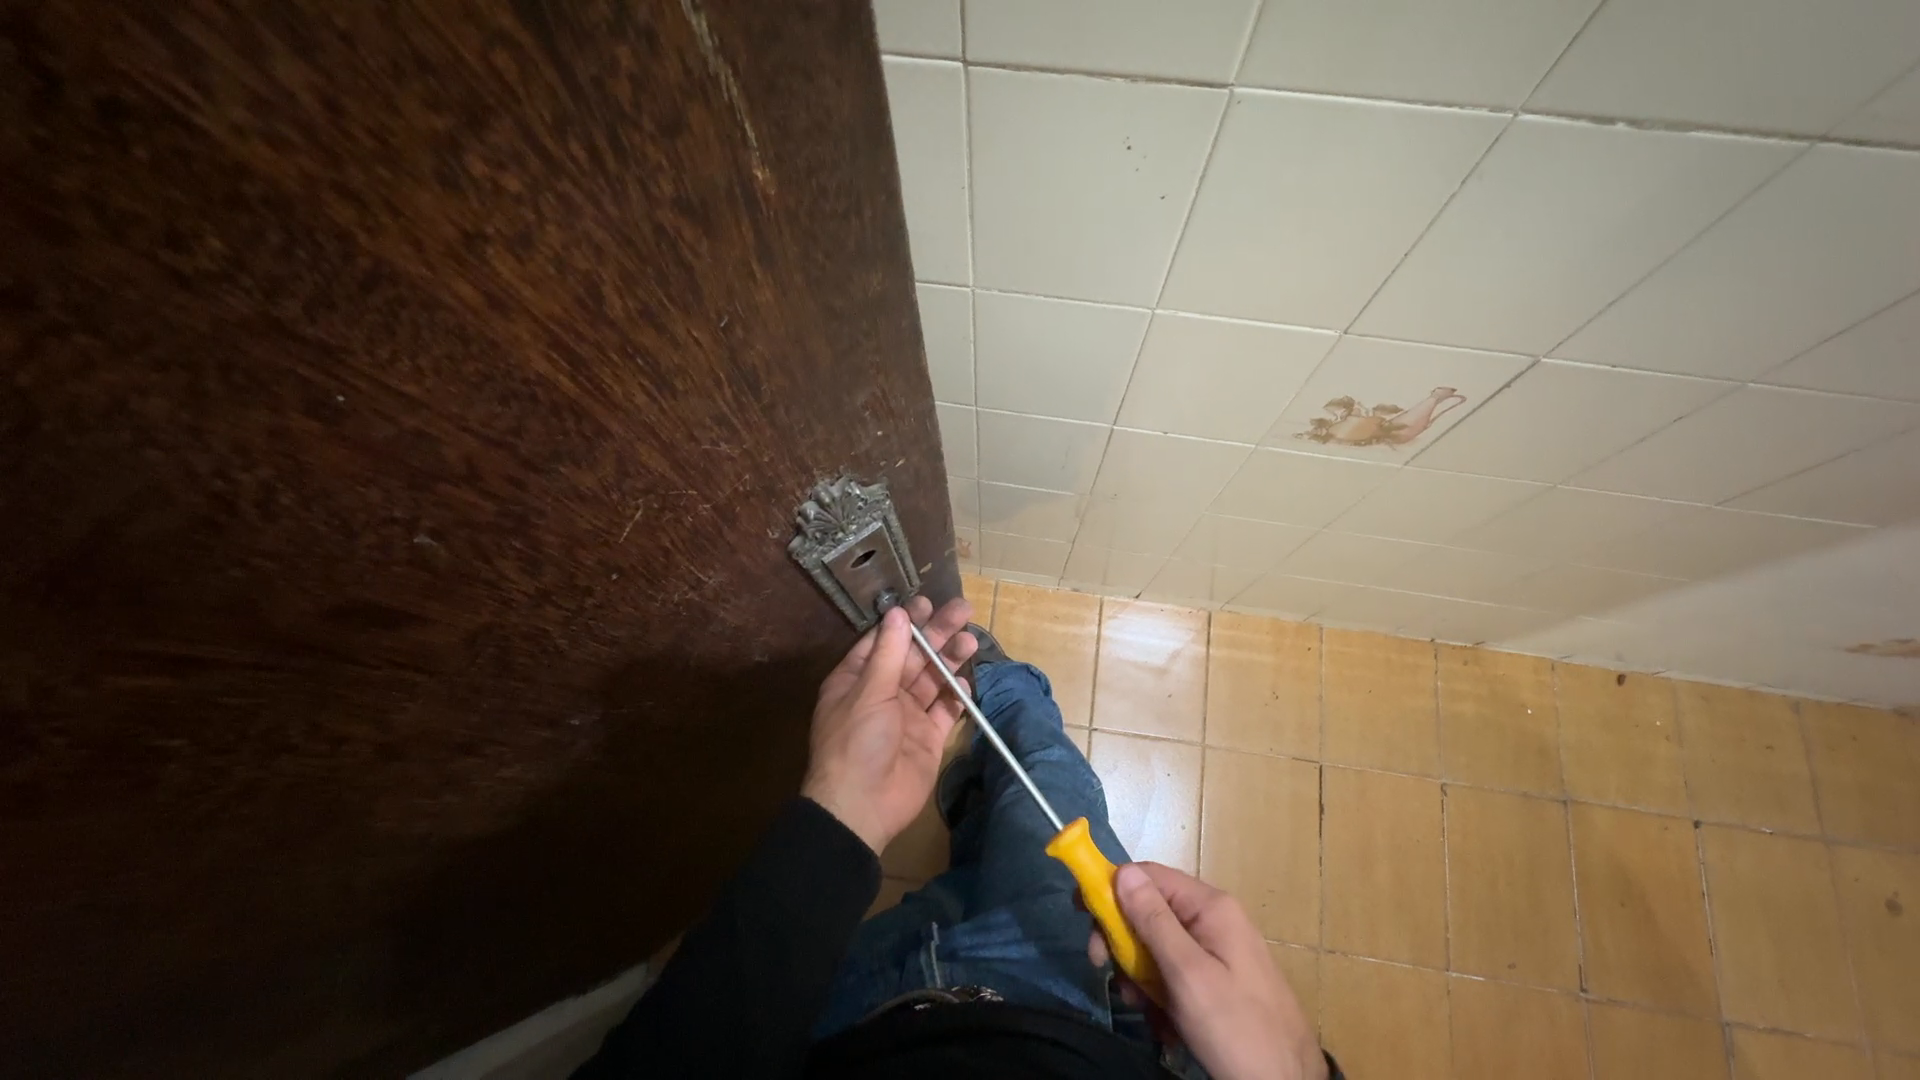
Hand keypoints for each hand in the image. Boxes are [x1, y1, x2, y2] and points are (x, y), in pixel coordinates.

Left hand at [801, 596, 977, 853]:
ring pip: (932, 679)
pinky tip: (965, 678)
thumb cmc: (856, 742)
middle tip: (963, 610)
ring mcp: (906, 716)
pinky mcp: (927, 738)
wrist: (862, 807)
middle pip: (914, 656)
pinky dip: (955, 694)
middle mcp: (882, 693)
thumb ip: (888, 653)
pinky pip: (945, 710)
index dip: (906, 622)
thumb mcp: (868, 692)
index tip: (927, 602)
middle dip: (937, 633)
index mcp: (857, 679)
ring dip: (949, 659)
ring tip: (970, 639)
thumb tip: (898, 613)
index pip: (884, 641)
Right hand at [1090, 862, 1324, 1079]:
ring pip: (1158, 946)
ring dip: (1141, 976)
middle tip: (1108, 974)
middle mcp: (1213, 919)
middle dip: (1124, 942)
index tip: (1081, 918)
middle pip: (1150, 911)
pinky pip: (1175, 973)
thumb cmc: (1236, 1028)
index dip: (1111, 890)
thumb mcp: (1187, 974)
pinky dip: (1162, 995)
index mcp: (1210, 906)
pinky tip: (1165, 1024)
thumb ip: (1153, 920)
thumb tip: (1122, 870)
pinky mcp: (1218, 980)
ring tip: (1144, 1010)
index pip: (1148, 876)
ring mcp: (1218, 950)